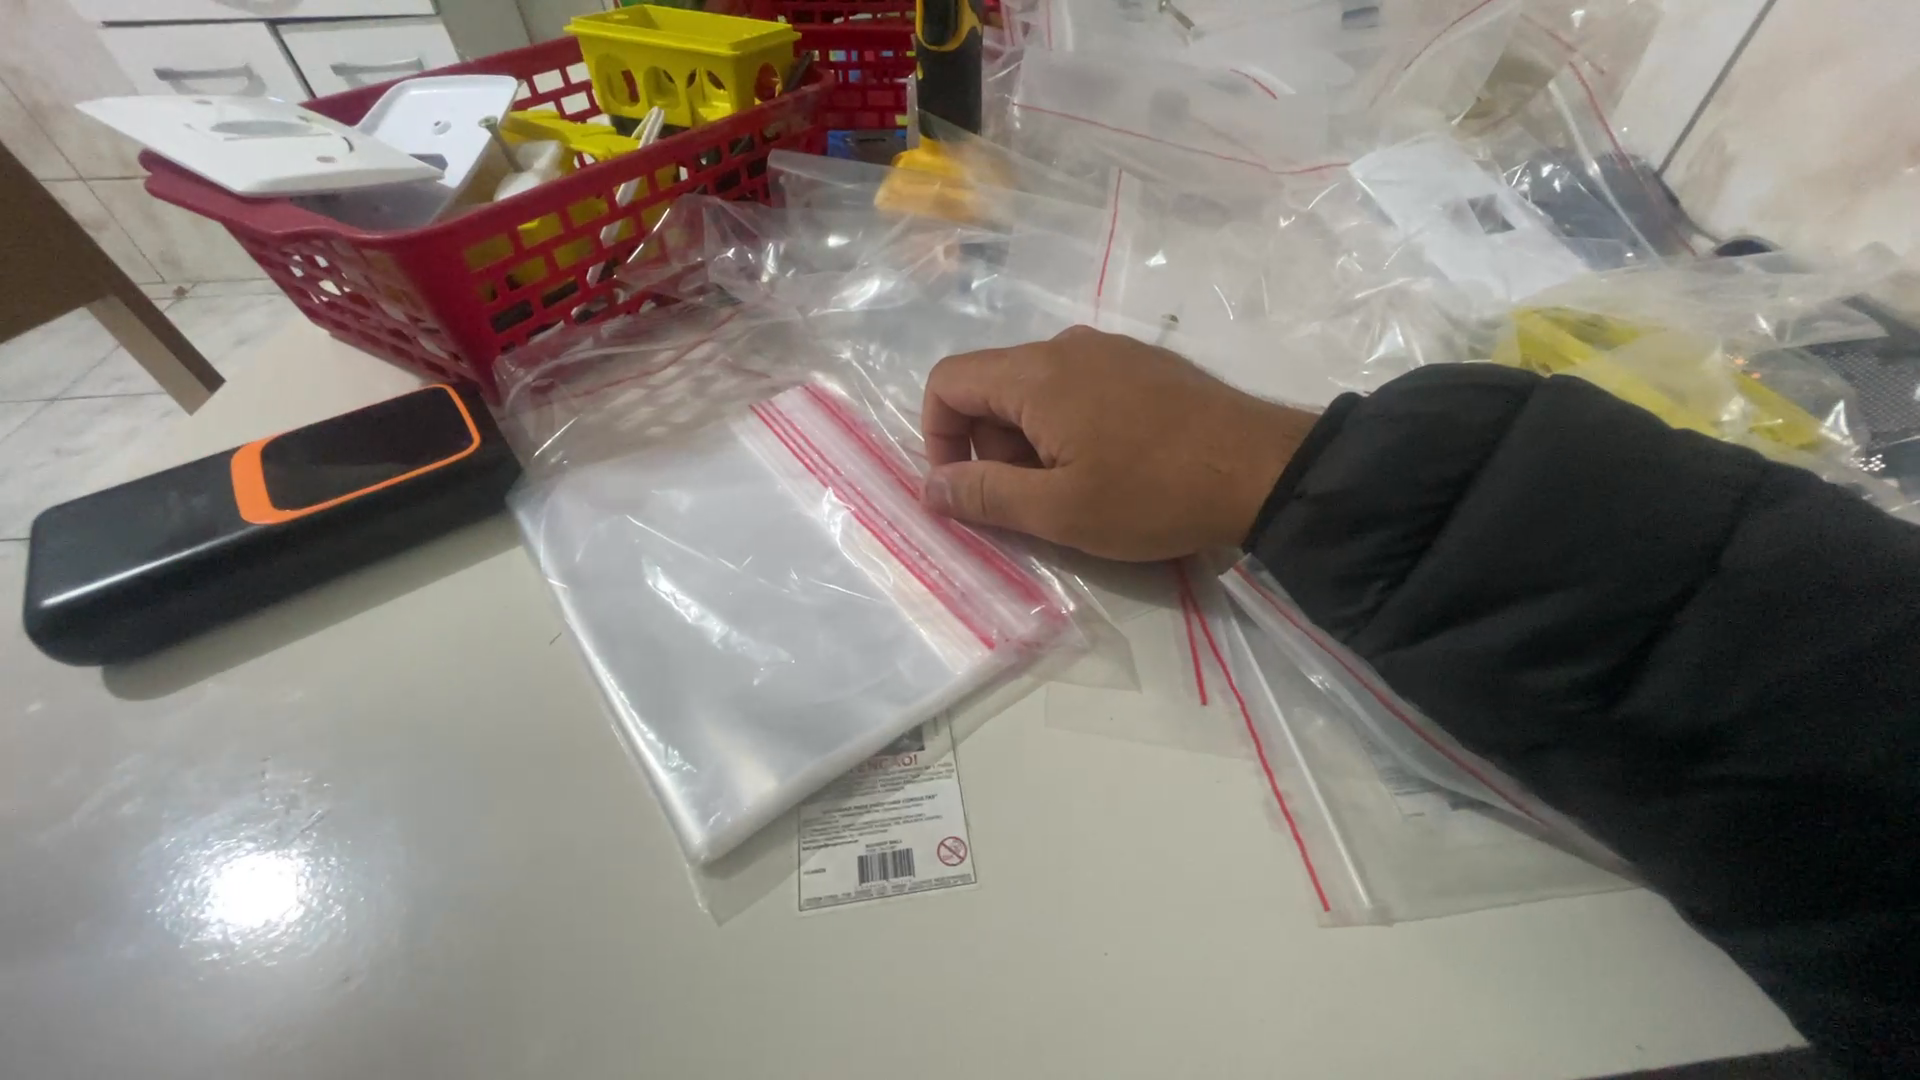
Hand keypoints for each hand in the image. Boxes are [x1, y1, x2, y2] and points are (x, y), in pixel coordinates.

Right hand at [920, 326, 1316, 560]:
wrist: (1264, 470)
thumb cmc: (1153, 494)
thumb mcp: (1059, 510)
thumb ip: (984, 495)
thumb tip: (929, 486)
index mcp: (1036, 374)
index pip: (948, 381)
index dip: (935, 436)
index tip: (962, 487)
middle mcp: (1067, 345)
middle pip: (992, 387)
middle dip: (988, 447)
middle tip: (1029, 501)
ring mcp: (1109, 350)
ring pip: (1035, 391)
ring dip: (1029, 442)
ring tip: (1073, 490)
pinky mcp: (1142, 365)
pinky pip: (1077, 388)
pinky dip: (1067, 427)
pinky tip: (1109, 465)